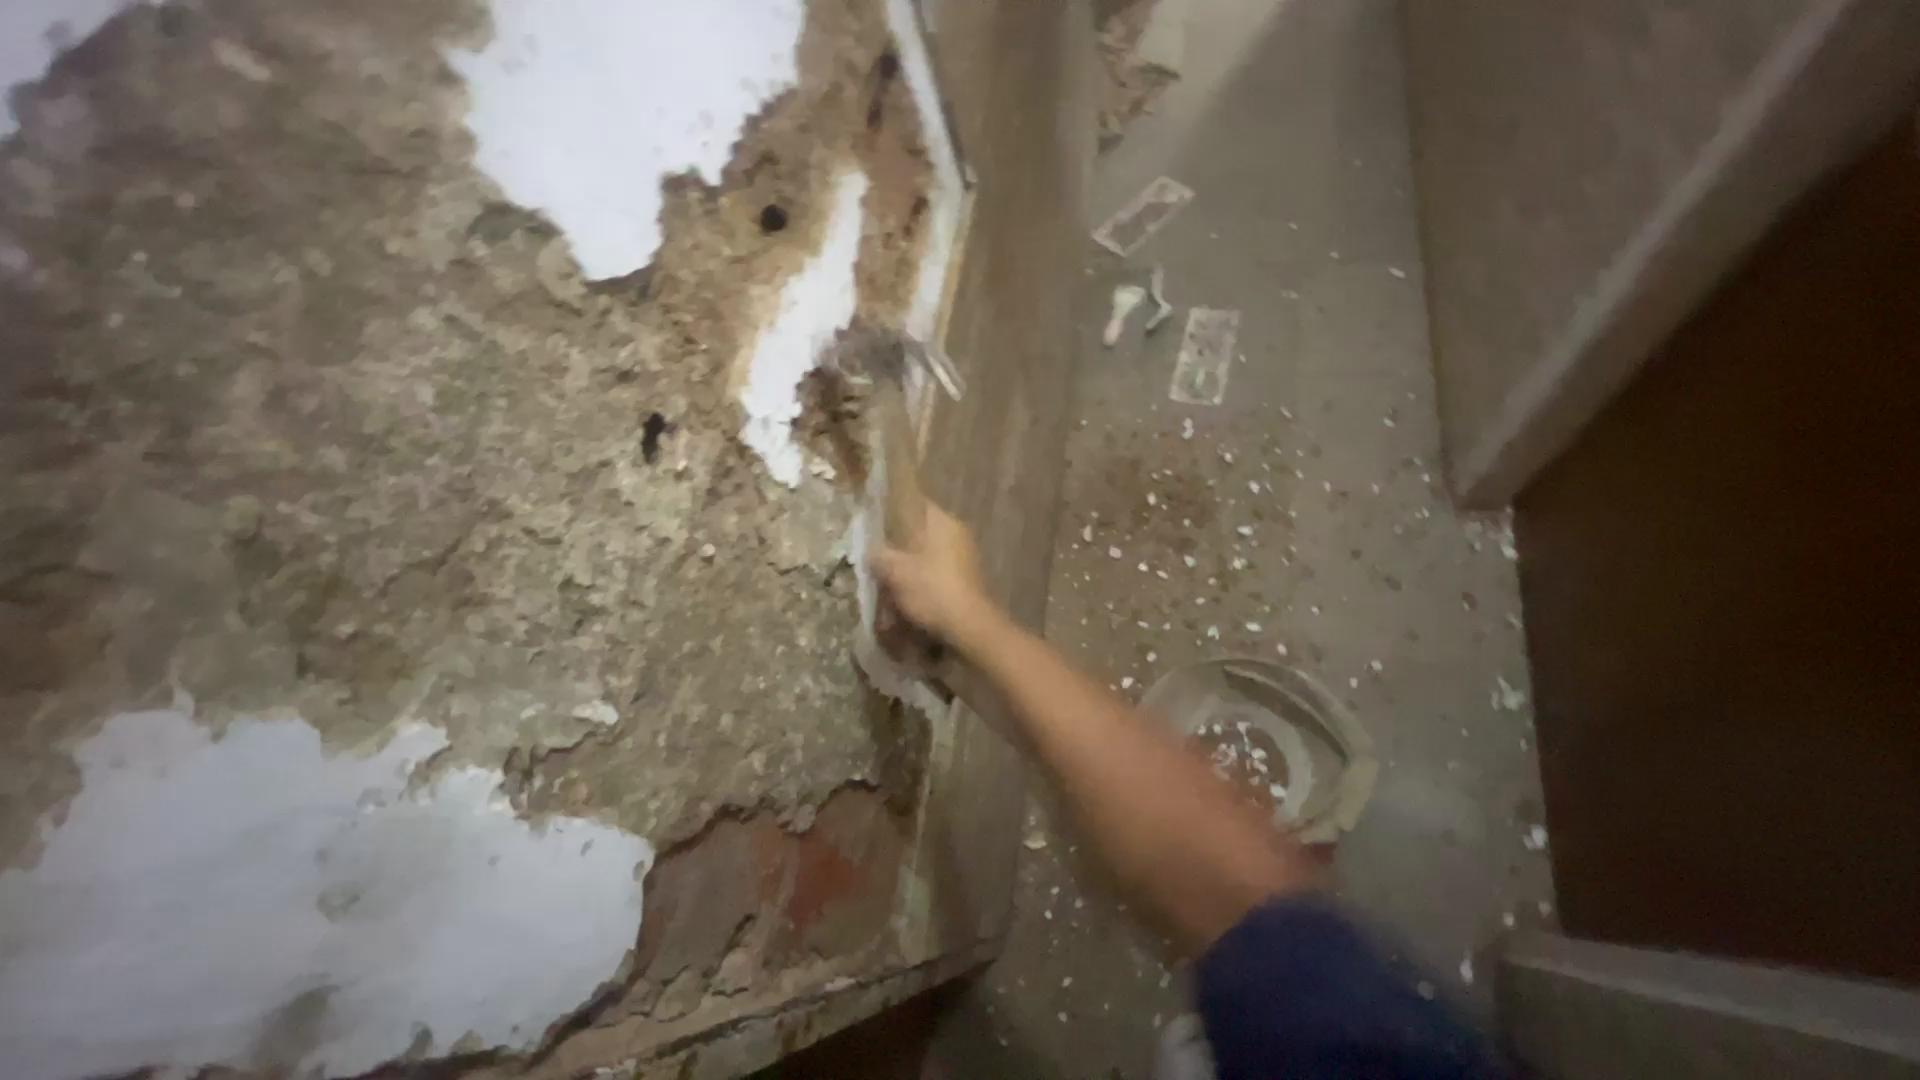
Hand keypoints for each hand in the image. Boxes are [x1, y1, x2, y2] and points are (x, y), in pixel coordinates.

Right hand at [874, 503, 994, 643]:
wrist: (968, 628)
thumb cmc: (932, 590)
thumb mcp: (896, 571)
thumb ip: (879, 556)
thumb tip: (870, 552)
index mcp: (945, 523)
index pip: (916, 504)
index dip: (893, 512)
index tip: (874, 526)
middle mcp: (958, 536)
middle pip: (920, 535)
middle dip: (899, 549)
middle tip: (876, 560)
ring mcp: (965, 560)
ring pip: (927, 559)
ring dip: (908, 571)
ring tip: (886, 585)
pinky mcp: (966, 583)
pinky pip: (936, 577)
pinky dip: (921, 586)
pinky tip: (904, 601)